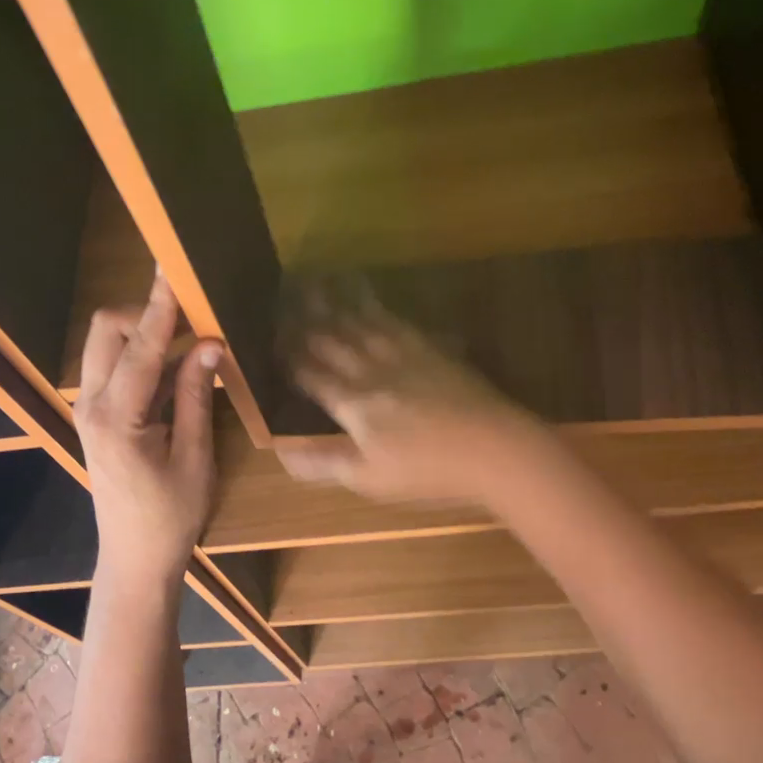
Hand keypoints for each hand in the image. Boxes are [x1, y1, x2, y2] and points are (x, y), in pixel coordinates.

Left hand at [74, 273, 223, 579]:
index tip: (171, 265)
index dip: (160, 304)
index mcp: (117, 418)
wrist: (133, 559)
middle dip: (144, 315)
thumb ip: (197, 397)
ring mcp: (89, 410)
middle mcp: (92, 405)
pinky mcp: (97, 418)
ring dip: (145, 336)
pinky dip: (144, 361)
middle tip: (192, 321)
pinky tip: (182, 371)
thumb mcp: (194, 458)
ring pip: (107, 347)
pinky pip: (115, 370)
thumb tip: (210, 344)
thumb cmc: (170, 517)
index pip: (140, 345)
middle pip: (106, 330)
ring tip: (194, 343)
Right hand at [277, 315, 546, 504]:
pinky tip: (367, 297)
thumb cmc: (429, 472)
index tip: (268, 342)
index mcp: (353, 405)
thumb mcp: (370, 479)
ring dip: (332, 305)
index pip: (311, 376)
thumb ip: (325, 463)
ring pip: (358, 323)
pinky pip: (394, 320)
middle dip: (302, 322)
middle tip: (279, 299)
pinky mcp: (431, 349)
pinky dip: (374, 306)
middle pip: (331, 341)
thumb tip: (282, 453)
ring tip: (312, 284)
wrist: (494, 448)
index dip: (288, 360)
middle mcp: (372, 371)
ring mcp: (403, 355)